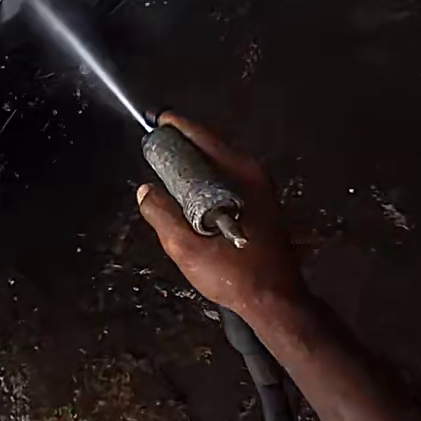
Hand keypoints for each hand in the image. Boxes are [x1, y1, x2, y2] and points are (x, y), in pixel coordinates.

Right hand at [136, 113, 309, 320]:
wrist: (275, 300)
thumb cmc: (234, 273)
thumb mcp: (187, 247)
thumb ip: (162, 215)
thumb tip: (145, 191)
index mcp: (239, 176)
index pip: (205, 138)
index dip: (179, 127)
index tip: (159, 120)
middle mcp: (253, 175)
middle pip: (213, 146)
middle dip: (184, 143)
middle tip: (157, 145)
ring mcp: (261, 189)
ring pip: (220, 163)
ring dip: (195, 161)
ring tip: (168, 164)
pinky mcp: (261, 204)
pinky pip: (227, 178)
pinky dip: (206, 176)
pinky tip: (189, 190)